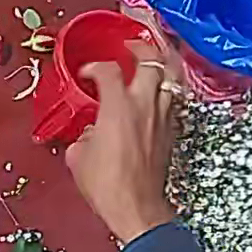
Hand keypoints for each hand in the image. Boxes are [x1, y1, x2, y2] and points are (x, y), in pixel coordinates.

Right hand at [64, 41, 182, 245]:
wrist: (136, 207)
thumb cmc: (105, 184)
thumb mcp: (79, 156)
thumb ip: (85, 134)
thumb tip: (93, 132)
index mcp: (117, 107)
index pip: (108, 70)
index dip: (95, 66)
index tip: (87, 74)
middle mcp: (144, 105)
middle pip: (152, 61)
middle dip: (141, 47)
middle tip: (131, 44)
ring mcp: (162, 117)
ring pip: (171, 77)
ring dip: (161, 63)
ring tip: (151, 59)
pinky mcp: (171, 132)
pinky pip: (173, 100)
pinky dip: (166, 89)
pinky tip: (157, 91)